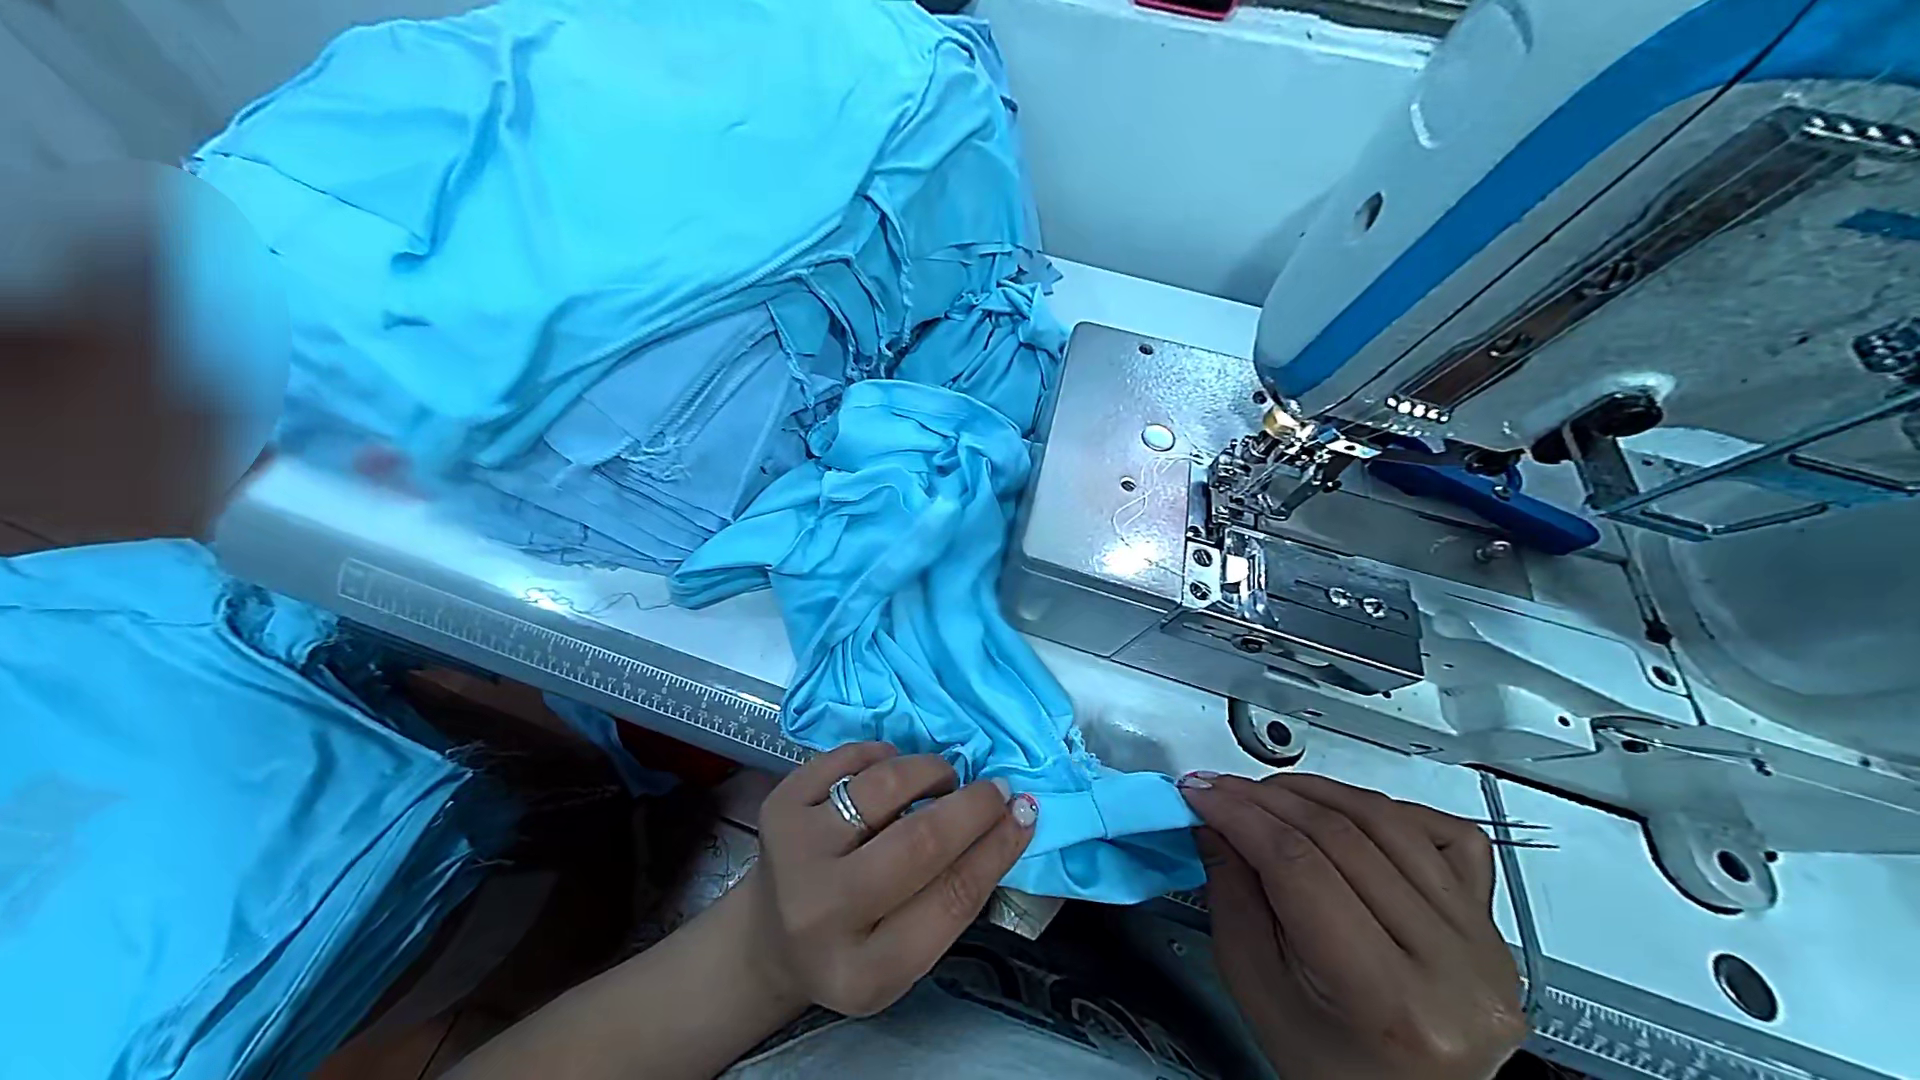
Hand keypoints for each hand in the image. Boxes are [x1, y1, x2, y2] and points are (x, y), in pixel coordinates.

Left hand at [742, 742, 1038, 1016]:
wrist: (772, 935)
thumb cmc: (856, 943)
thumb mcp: (908, 947)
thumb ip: (955, 891)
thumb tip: (1011, 813)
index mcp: (868, 969)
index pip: (951, 899)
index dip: (998, 847)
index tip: (1024, 811)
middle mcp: (824, 913)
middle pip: (919, 841)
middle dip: (971, 805)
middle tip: (993, 789)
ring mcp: (794, 853)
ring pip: (883, 786)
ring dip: (929, 771)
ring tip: (940, 781)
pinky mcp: (779, 807)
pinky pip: (848, 757)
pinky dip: (883, 754)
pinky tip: (891, 772)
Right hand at [1179, 772, 1526, 1079]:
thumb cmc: (1326, 1065)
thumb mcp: (1255, 986)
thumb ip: (1231, 896)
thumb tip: (1216, 820)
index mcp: (1388, 1000)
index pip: (1300, 867)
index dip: (1241, 815)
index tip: (1202, 793)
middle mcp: (1451, 967)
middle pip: (1341, 837)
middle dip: (1266, 799)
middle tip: (1222, 789)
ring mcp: (1481, 942)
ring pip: (1387, 822)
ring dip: (1315, 793)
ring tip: (1269, 794)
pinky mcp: (1491, 924)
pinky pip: (1445, 835)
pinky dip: (1387, 809)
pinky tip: (1346, 812)